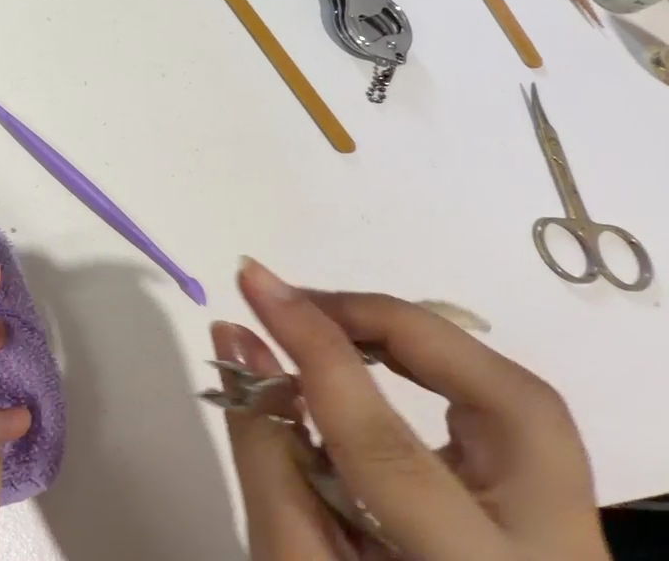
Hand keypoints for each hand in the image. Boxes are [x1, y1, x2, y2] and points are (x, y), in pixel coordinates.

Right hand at [217, 259, 609, 559]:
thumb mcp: (290, 554)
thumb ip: (264, 446)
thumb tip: (237, 337)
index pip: (386, 444)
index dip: (313, 348)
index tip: (251, 279)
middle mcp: (555, 551)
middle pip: (510, 403)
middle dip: (396, 326)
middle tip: (302, 304)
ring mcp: (576, 532)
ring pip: (521, 399)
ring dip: (415, 340)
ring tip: (323, 323)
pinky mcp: (562, 510)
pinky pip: (506, 417)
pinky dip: (432, 369)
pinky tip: (368, 360)